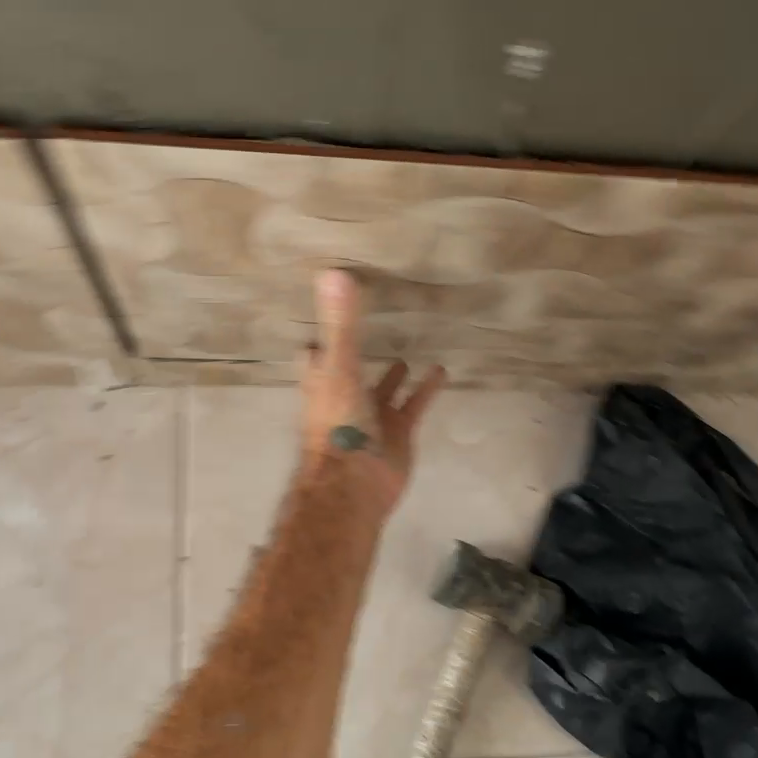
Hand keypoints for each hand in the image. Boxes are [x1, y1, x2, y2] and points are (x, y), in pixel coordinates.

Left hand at [299, 270, 446, 513]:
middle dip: (357, 348)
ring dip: (394, 369)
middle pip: (349, 368)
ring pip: (384, 386)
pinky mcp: (398, 432)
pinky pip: (414, 404)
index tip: (331, 308)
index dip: (320, 334)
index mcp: (322, 382)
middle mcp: (344, 396)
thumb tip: (332, 272)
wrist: (355, 484)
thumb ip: (340, 324)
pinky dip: (427, 388)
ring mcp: (372, 415)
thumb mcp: (339, 367)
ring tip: (411, 339)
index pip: (315, 353)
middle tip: (375, 317)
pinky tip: (442, 368)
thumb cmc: (338, 424)